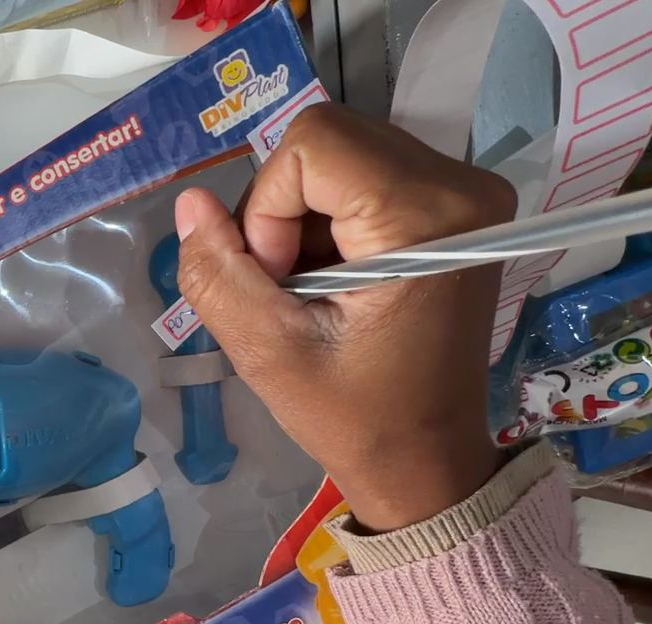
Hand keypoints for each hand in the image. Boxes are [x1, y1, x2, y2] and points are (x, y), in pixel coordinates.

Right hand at [174, 103, 517, 531]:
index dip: (267, 209)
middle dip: (279, 213)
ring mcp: (462, 191)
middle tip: (290, 288)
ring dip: (296, 224)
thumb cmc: (348, 414)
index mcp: (424, 213)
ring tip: (308, 294)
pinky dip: (322, 229)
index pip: (311, 145)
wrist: (421, 453)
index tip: (282, 281)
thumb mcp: (264, 351)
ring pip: (336, 160)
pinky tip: (328, 287)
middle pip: (325, 142)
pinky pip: (357, 182)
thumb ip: (218, 273)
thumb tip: (189, 203)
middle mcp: (459, 181)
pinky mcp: (451, 209)